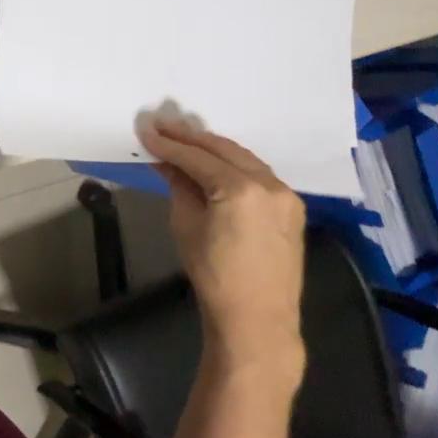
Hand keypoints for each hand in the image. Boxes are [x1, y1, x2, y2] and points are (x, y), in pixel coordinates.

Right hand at [140, 121, 306, 378]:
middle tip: (163, 124)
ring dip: (214, 147)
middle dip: (192, 137)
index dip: (169, 145)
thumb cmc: (213, 273)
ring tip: (185, 137)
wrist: (257, 314)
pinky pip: (259, 174)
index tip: (146, 132)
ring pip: (245, 159)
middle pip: (225, 150)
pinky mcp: (291, 208)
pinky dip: (233, 164)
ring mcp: (286, 195)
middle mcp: (270, 185)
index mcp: (241, 190)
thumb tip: (167, 164)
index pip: (197, 158)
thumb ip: (180, 187)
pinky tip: (215, 162)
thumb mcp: (186, 226)